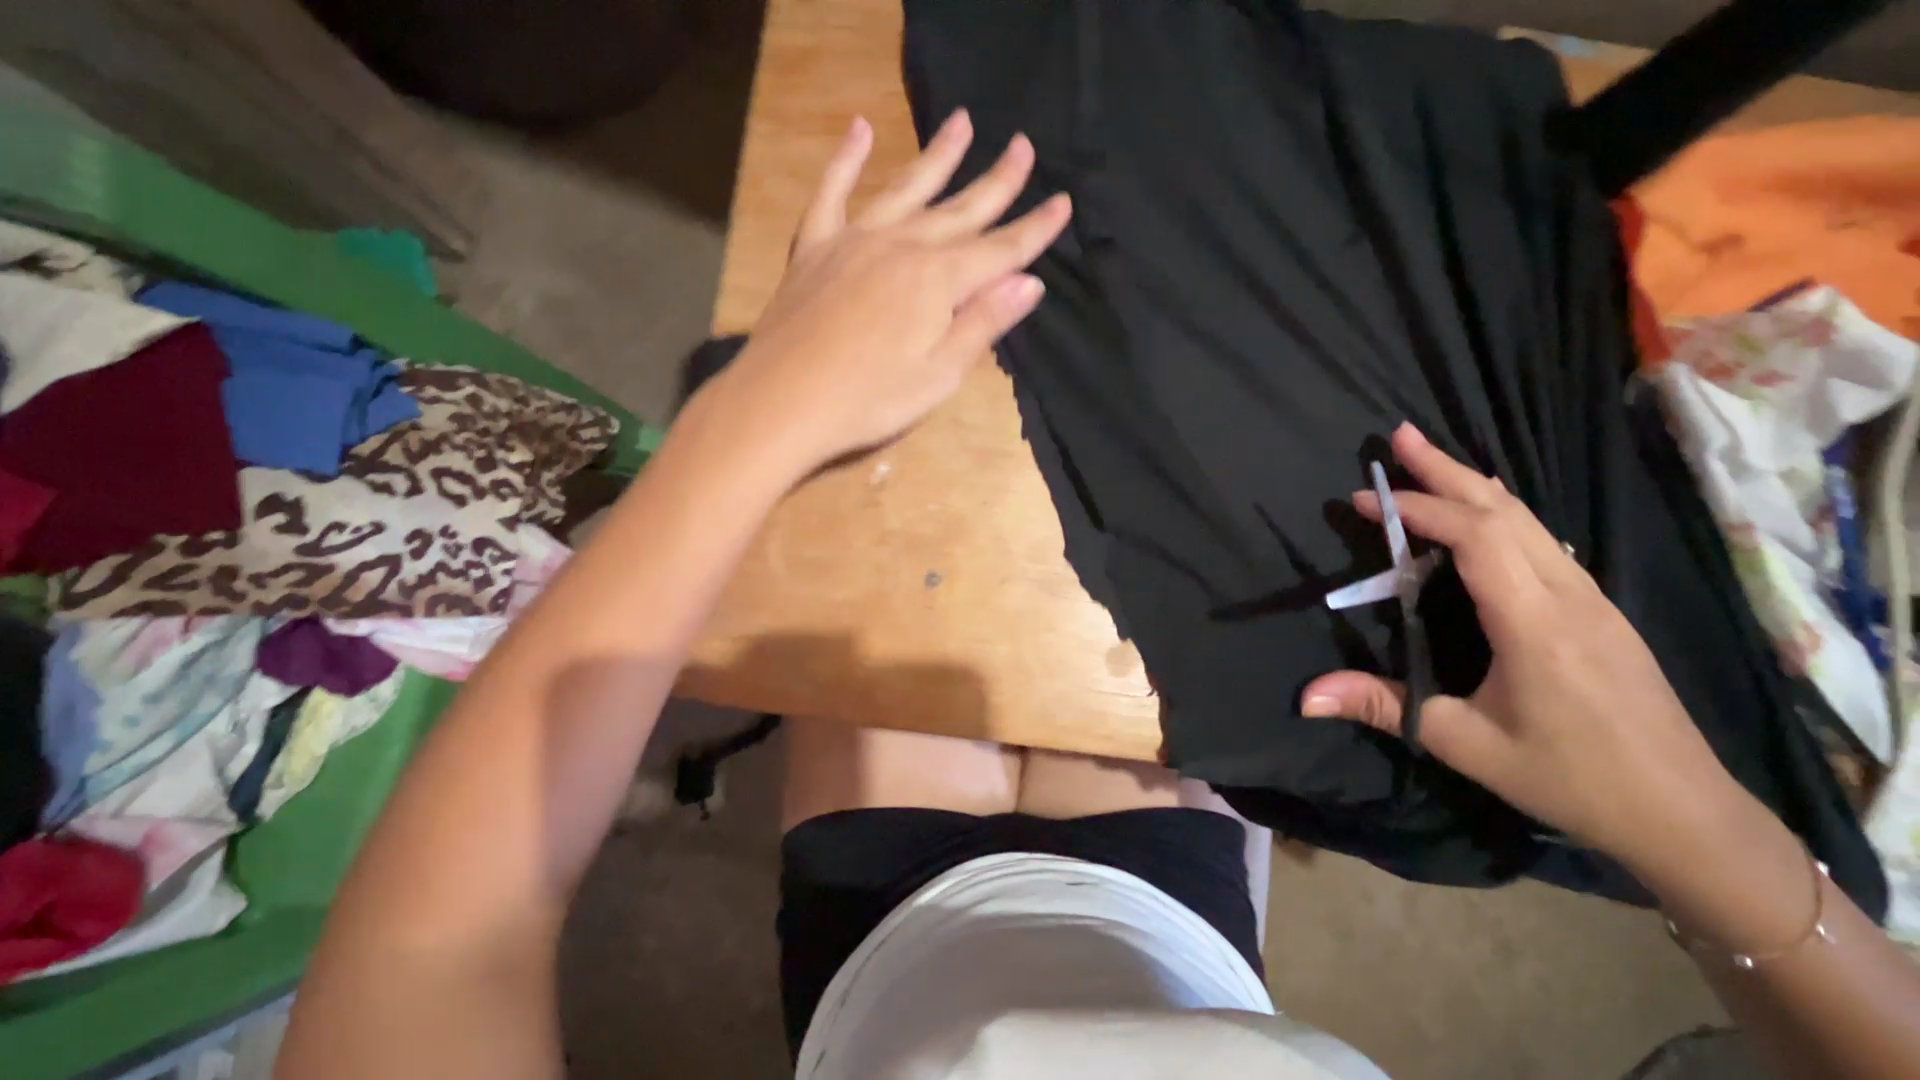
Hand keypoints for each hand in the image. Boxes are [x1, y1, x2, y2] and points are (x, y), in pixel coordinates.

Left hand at [708, 110, 1070, 472]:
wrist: (782, 402)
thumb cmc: (869, 400)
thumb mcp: (939, 374)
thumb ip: (983, 323)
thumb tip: (1030, 282)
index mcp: (938, 281)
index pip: (999, 250)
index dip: (1034, 229)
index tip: (1064, 201)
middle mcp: (901, 246)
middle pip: (960, 210)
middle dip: (996, 181)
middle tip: (1023, 146)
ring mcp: (854, 240)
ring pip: (906, 189)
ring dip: (937, 156)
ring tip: (961, 122)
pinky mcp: (815, 247)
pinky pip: (833, 193)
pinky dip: (846, 160)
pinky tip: (859, 129)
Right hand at [1301, 424, 1755, 875]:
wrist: (1683, 811)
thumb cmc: (1569, 778)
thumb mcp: (1467, 745)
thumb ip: (1387, 706)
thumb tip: (1306, 696)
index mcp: (1534, 621)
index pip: (1473, 537)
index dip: (1417, 508)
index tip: (1364, 498)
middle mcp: (1568, 594)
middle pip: (1504, 510)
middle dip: (1447, 469)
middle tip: (1399, 435)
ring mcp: (1593, 598)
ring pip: (1530, 521)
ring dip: (1475, 486)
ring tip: (1431, 462)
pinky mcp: (1601, 611)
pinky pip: (1546, 542)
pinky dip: (1502, 515)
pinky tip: (1485, 519)